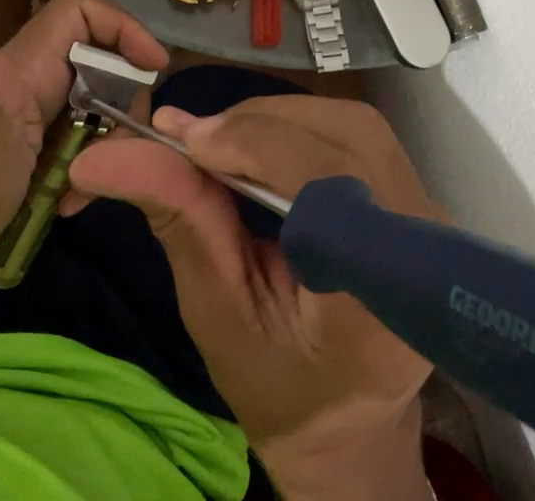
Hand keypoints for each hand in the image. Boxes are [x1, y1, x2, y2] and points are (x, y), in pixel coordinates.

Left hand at [0, 0, 167, 287]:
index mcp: (26, 64)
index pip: (83, 11)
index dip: (124, 27)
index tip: (151, 70)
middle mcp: (38, 75)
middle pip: (107, 57)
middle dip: (127, 99)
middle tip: (124, 145)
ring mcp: (41, 106)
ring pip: (105, 98)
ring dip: (113, 138)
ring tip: (88, 183)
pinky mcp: (44, 137)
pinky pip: (91, 131)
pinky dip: (97, 159)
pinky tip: (73, 196)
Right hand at [69, 97, 439, 499]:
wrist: (345, 412)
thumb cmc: (279, 385)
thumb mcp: (220, 316)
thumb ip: (184, 225)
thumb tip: (106, 155)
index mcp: (378, 291)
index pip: (327, 182)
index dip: (257, 145)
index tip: (183, 138)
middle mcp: (421, 240)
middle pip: (347, 137)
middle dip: (261, 124)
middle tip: (190, 138)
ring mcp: (429, 214)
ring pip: (354, 127)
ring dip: (279, 121)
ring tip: (217, 142)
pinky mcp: (417, 196)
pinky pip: (360, 139)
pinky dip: (301, 130)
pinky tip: (257, 147)